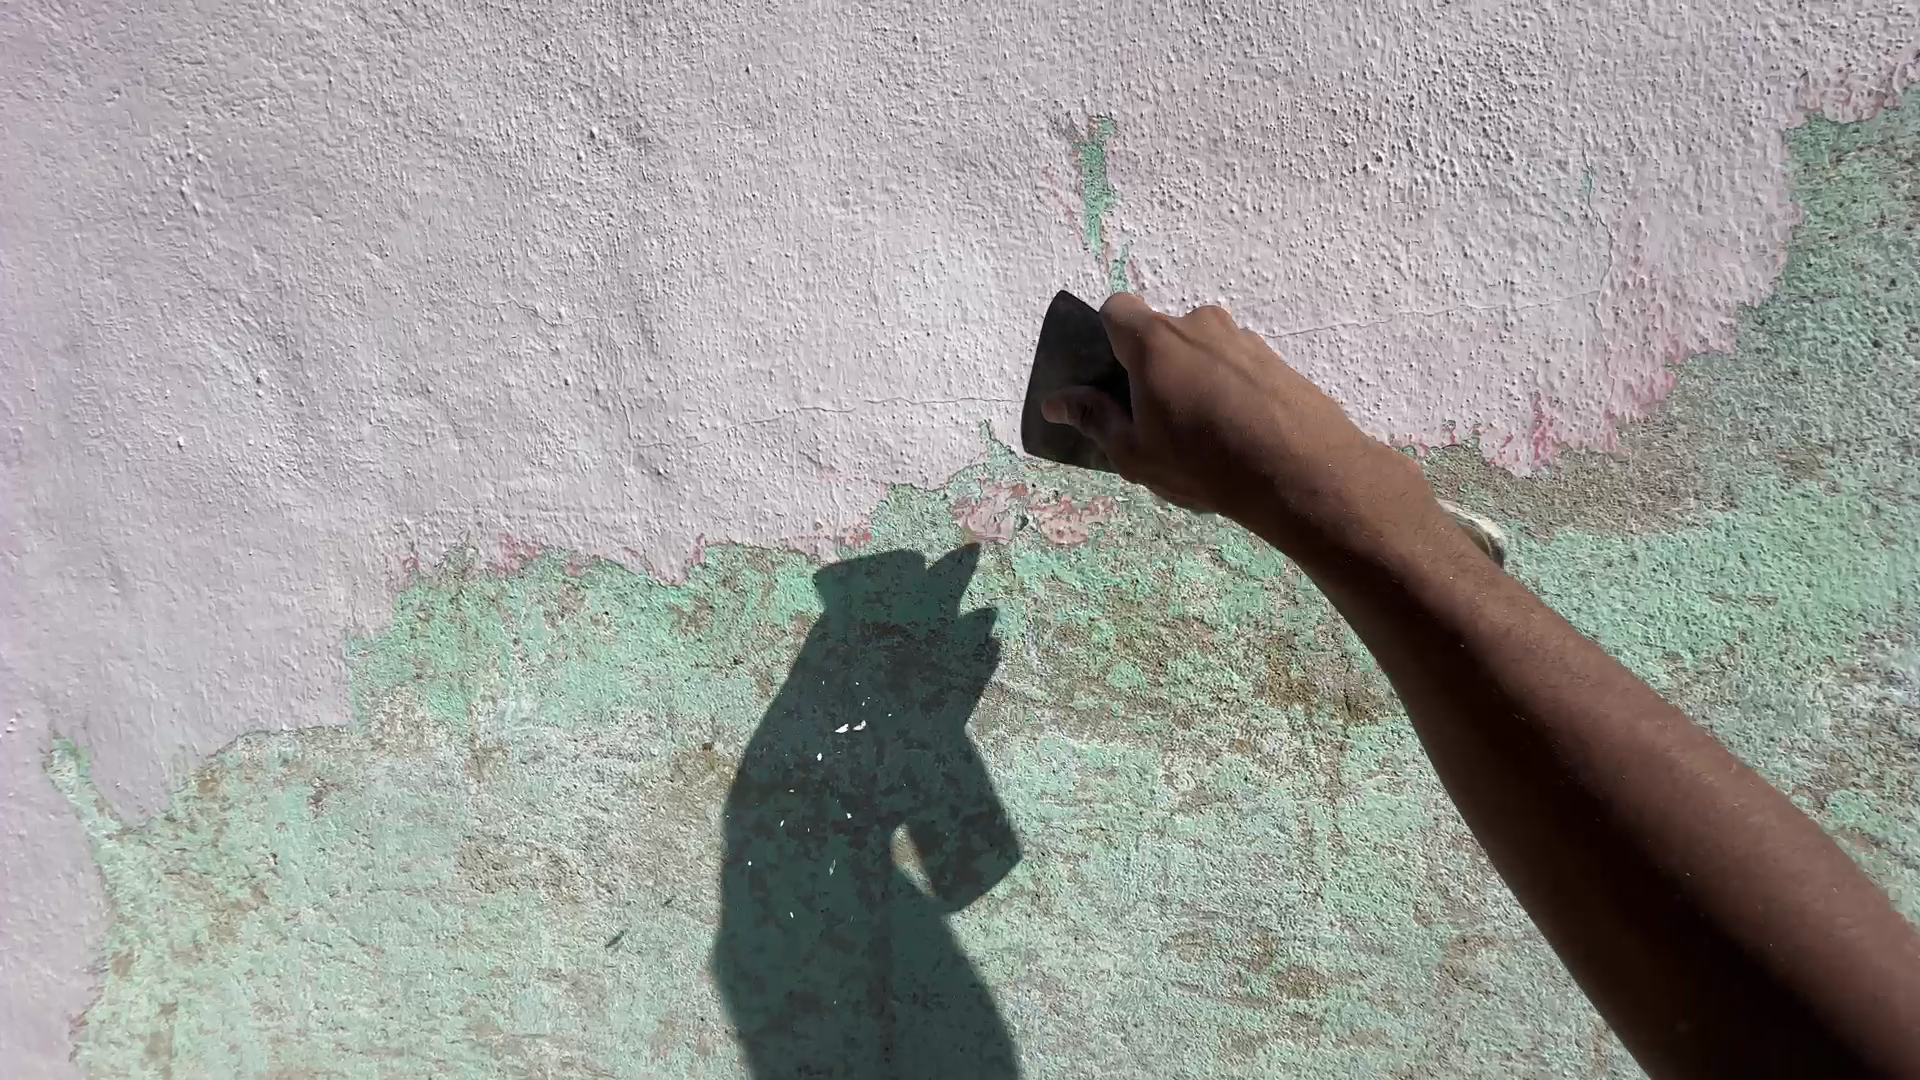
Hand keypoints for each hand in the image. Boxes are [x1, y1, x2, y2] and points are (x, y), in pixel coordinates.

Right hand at [1041, 294, 1444, 566]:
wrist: (1302, 472)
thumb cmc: (1201, 463)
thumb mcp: (1133, 451)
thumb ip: (1092, 418)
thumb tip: (1054, 401)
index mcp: (1155, 342)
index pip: (1115, 309)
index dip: (1104, 338)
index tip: (1108, 378)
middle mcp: (1198, 325)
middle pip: (1158, 333)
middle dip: (1146, 366)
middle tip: (1150, 417)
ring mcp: (1242, 338)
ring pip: (1197, 350)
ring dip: (1187, 377)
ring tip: (1196, 432)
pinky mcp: (1274, 359)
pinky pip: (1231, 364)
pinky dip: (1222, 387)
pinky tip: (1231, 433)